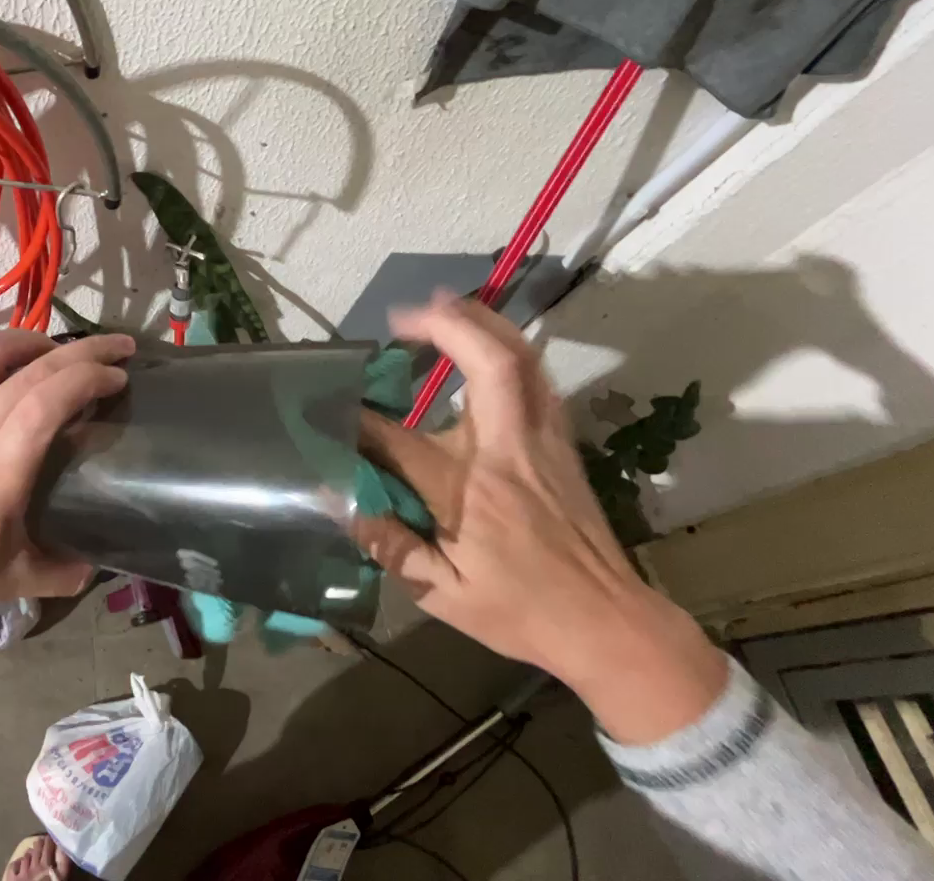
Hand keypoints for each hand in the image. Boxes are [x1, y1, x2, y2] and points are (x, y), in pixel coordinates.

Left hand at [0, 330, 134, 625]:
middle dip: (82, 352)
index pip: (44, 408)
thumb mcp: (13, 582)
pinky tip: (1, 351)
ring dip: (33, 340)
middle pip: (29, 373)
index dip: (86, 380)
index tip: (118, 378)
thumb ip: (65, 571)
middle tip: (117, 349)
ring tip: (61, 350)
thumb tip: (104, 557)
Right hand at [353, 295, 727, 743]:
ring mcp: (542, 441)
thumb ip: (388, 543)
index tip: (323, 405)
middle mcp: (508, 451)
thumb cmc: (521, 611)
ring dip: (482, 324)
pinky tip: (487, 345)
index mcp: (468, 491)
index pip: (397, 439)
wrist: (610, 625)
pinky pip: (536, 377)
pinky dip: (508, 348)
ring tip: (443, 308)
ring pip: (523, 360)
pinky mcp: (561, 445)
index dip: (355, 418)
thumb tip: (335, 498)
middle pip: (490, 364)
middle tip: (403, 316)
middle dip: (447, 325)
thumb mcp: (443, 594)